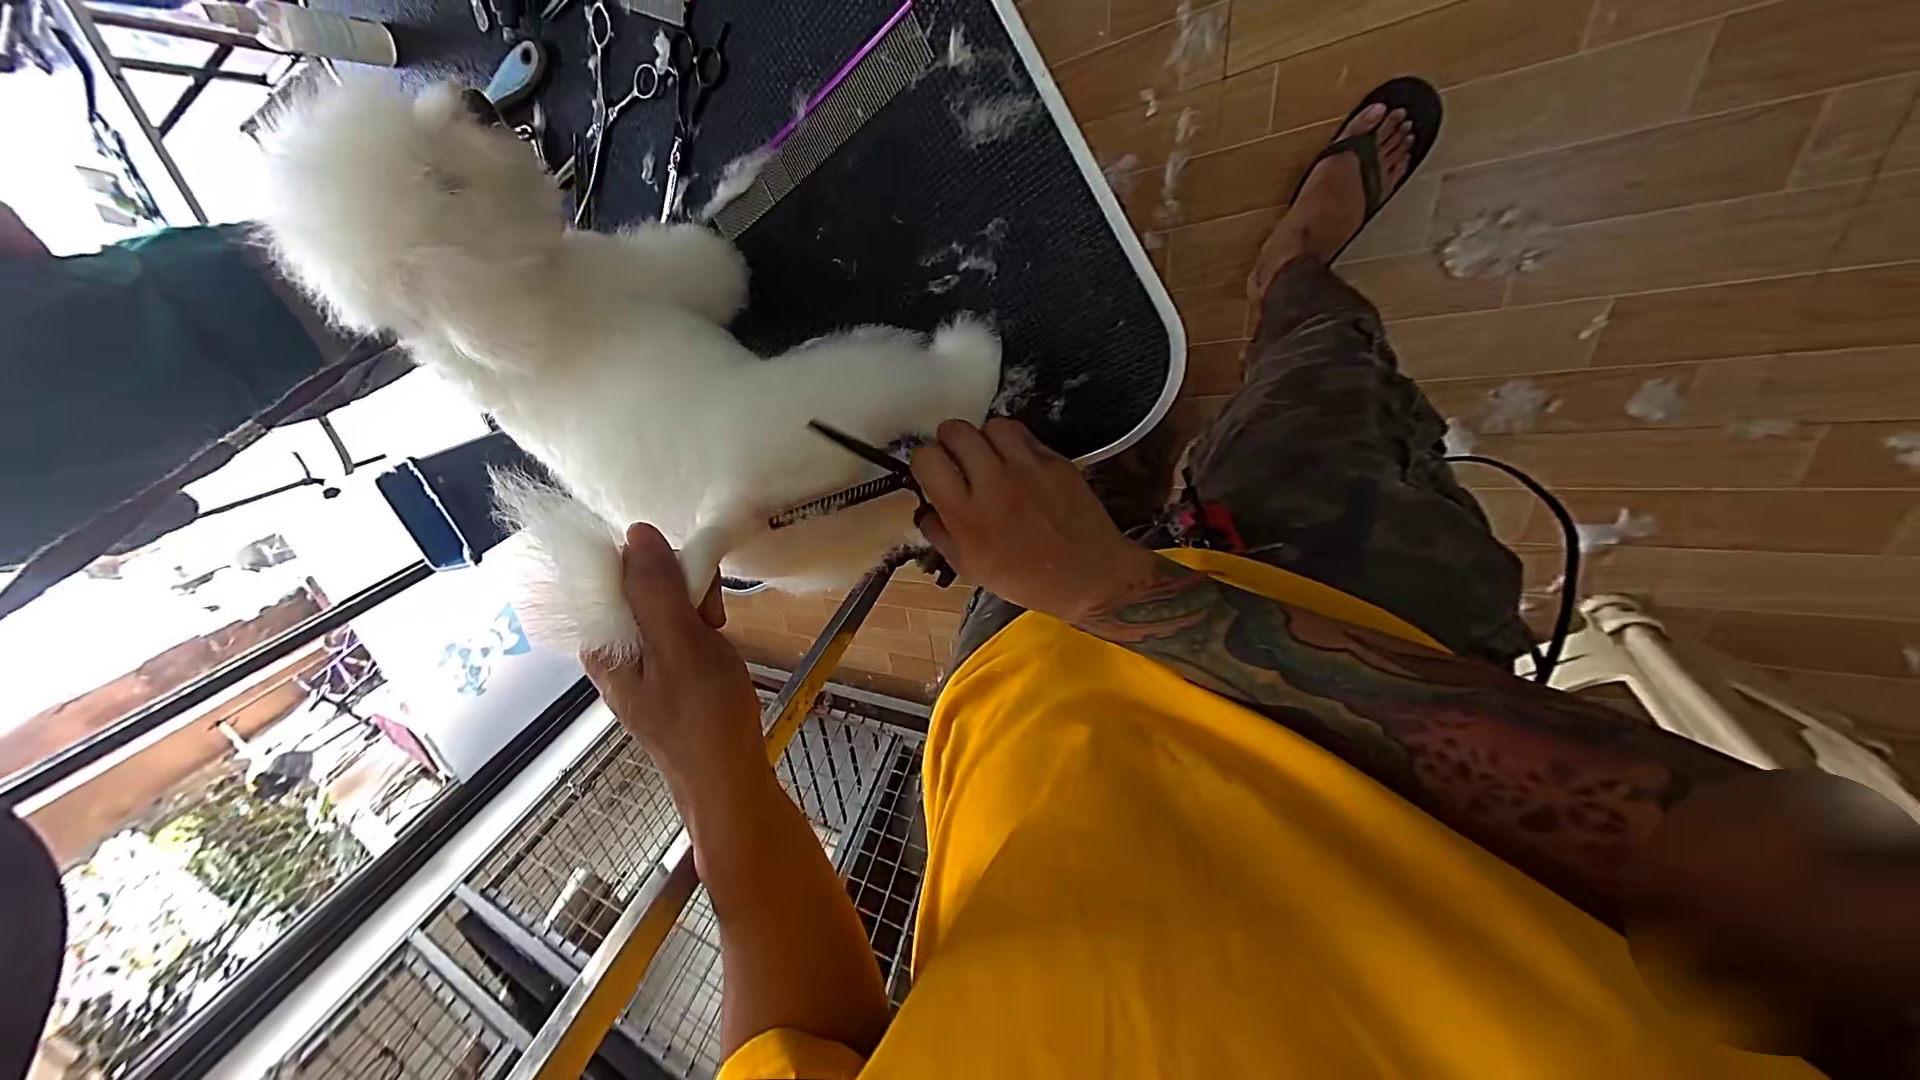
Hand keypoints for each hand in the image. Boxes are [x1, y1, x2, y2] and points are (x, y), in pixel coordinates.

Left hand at [581, 523, 763, 783]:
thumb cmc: (706, 718)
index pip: (612, 572)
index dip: (655, 565)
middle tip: (713, 617)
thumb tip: (637, 532)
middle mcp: (612, 649)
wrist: (730, 779)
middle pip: (639, 586)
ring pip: (663, 604)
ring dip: (696, 605)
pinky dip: (700, 625)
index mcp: (601, 643)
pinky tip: (716, 644)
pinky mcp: (664, 670)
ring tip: (718, 634)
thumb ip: (657, 591)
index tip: (691, 584)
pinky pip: (676, 627)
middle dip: (682, 587)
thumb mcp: (683, 647)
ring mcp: (639, 661)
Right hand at [910, 418, 1164, 623]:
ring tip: (988, 456)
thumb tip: (925, 511)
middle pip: (955, 431)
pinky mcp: (1053, 461)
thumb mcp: (971, 569)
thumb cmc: (1027, 580)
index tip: (933, 471)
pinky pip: (1023, 434)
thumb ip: (941, 536)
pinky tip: (1015, 461)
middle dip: (949, 440)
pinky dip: (1013, 442)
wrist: (1089, 576)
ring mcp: (1026, 468)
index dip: (925, 461)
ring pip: (990, 425)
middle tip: (956, 457)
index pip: (927, 459)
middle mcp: (993, 484)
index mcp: (966, 515)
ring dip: (983, 437)